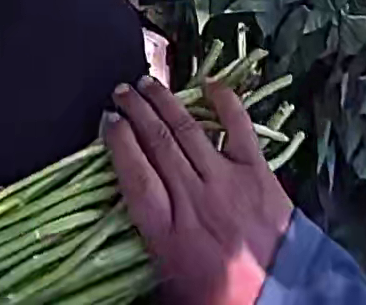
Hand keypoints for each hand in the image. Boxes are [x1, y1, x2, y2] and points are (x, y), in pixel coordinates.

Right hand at [105, 77, 294, 304]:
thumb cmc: (224, 299)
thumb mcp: (172, 283)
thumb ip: (149, 241)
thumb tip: (124, 207)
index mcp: (169, 235)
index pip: (135, 174)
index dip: (118, 141)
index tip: (107, 120)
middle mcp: (194, 201)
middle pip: (157, 142)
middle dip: (135, 110)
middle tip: (120, 91)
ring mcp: (227, 182)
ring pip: (186, 129)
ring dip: (163, 101)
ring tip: (146, 83)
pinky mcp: (258, 173)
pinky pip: (238, 127)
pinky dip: (224, 102)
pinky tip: (208, 84)